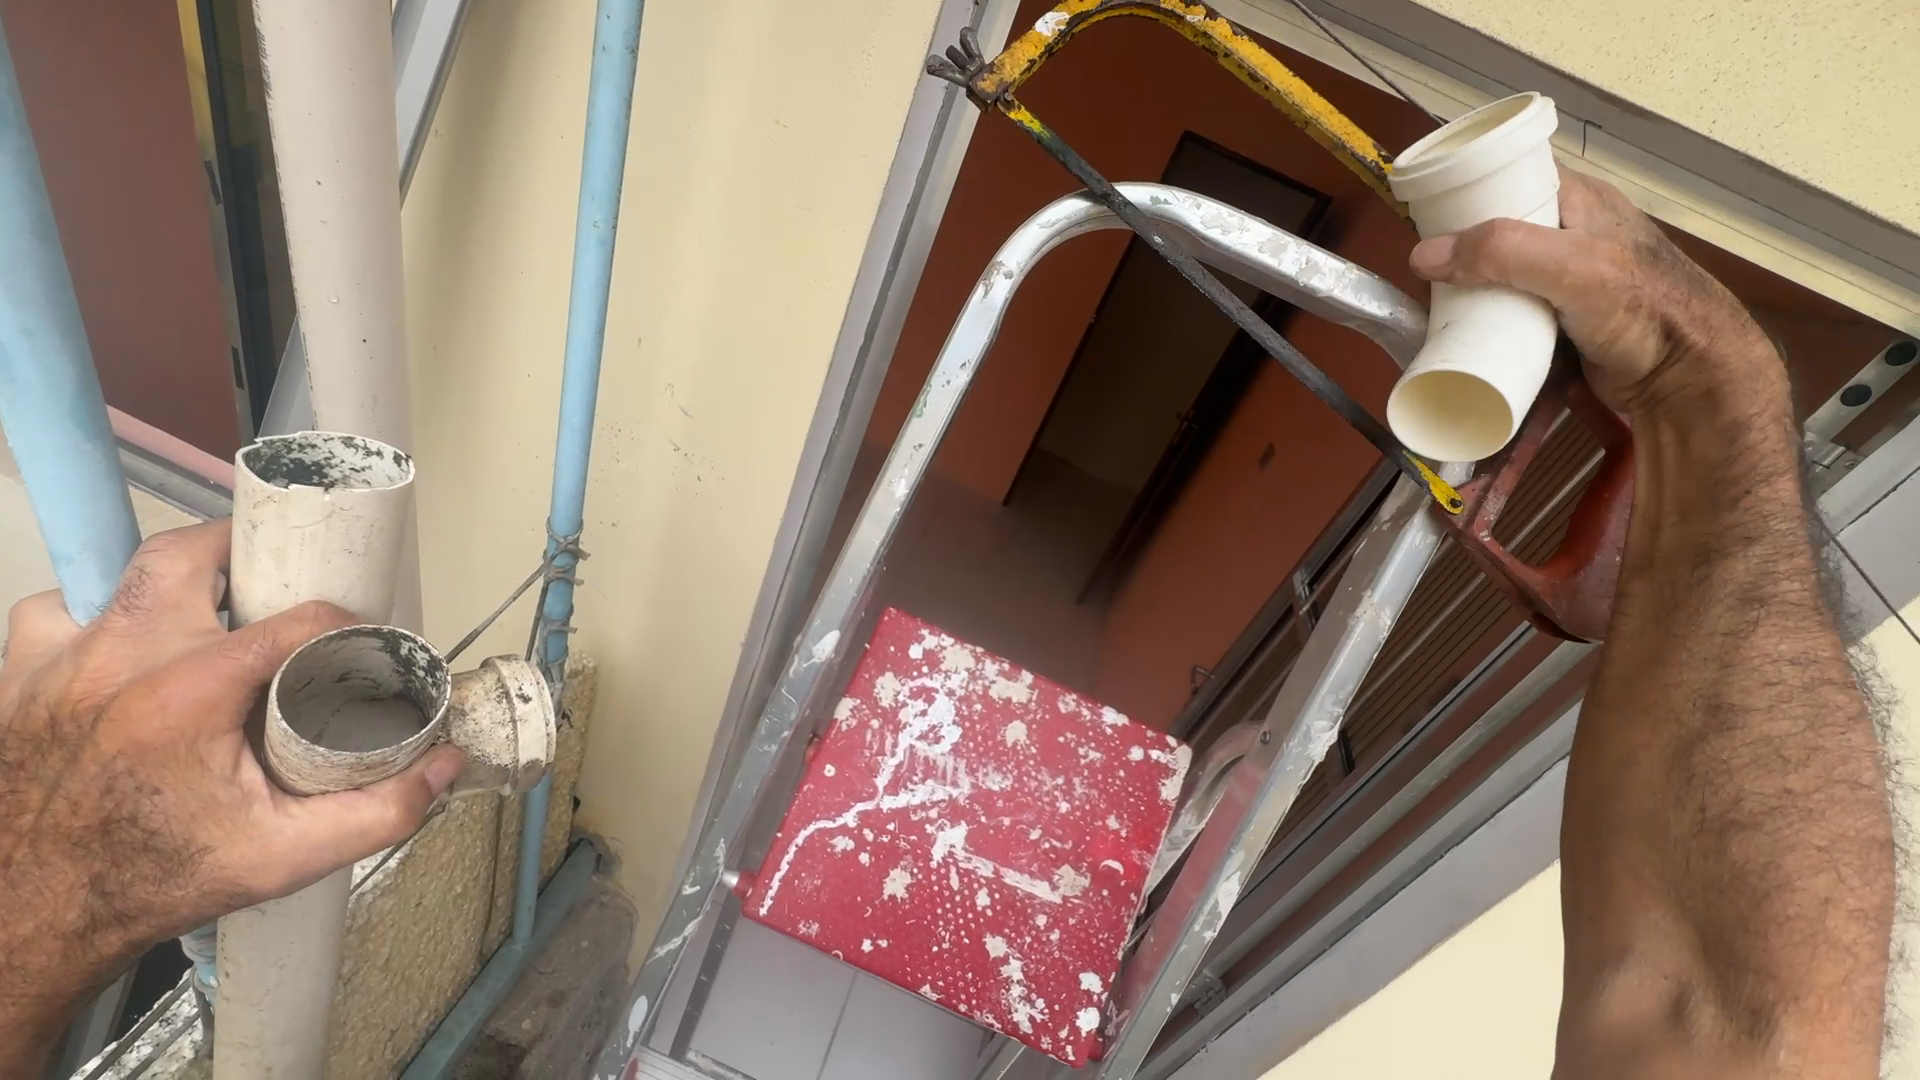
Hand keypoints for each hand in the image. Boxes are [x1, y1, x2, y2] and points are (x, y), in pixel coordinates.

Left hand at [0, 522, 461, 1061]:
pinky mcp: (17, 686)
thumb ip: (383, 810)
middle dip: (247, 551)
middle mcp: (115, 667)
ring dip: (172, 585)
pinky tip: (137, 645)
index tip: (366, 643)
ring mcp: (54, 670)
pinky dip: (98, 615)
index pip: (295, 622)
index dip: (347, 623)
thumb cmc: (159, 882)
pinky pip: (51, 616)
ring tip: (218, 611)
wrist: (30, 923)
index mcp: (184, 698)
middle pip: (186, 560)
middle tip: (290, 576)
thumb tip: (449, 761)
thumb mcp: (290, 856)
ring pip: (115, 580)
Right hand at [1408, 168, 1788, 423]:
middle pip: (1490, 237)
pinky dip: (1482, 329)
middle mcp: (1564, 235)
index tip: (1422, 224)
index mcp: (1576, 201)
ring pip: (1493, 280)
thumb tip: (1420, 255)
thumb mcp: (1573, 267)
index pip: (1507, 181)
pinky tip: (1462, 341)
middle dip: (1454, 261)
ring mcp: (1556, 281)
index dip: (1463, 196)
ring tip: (1435, 320)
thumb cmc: (1645, 307)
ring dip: (1464, 301)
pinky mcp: (1551, 319)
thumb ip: (1502, 252)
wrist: (1685, 375)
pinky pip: (1504, 316)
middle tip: (1426, 286)